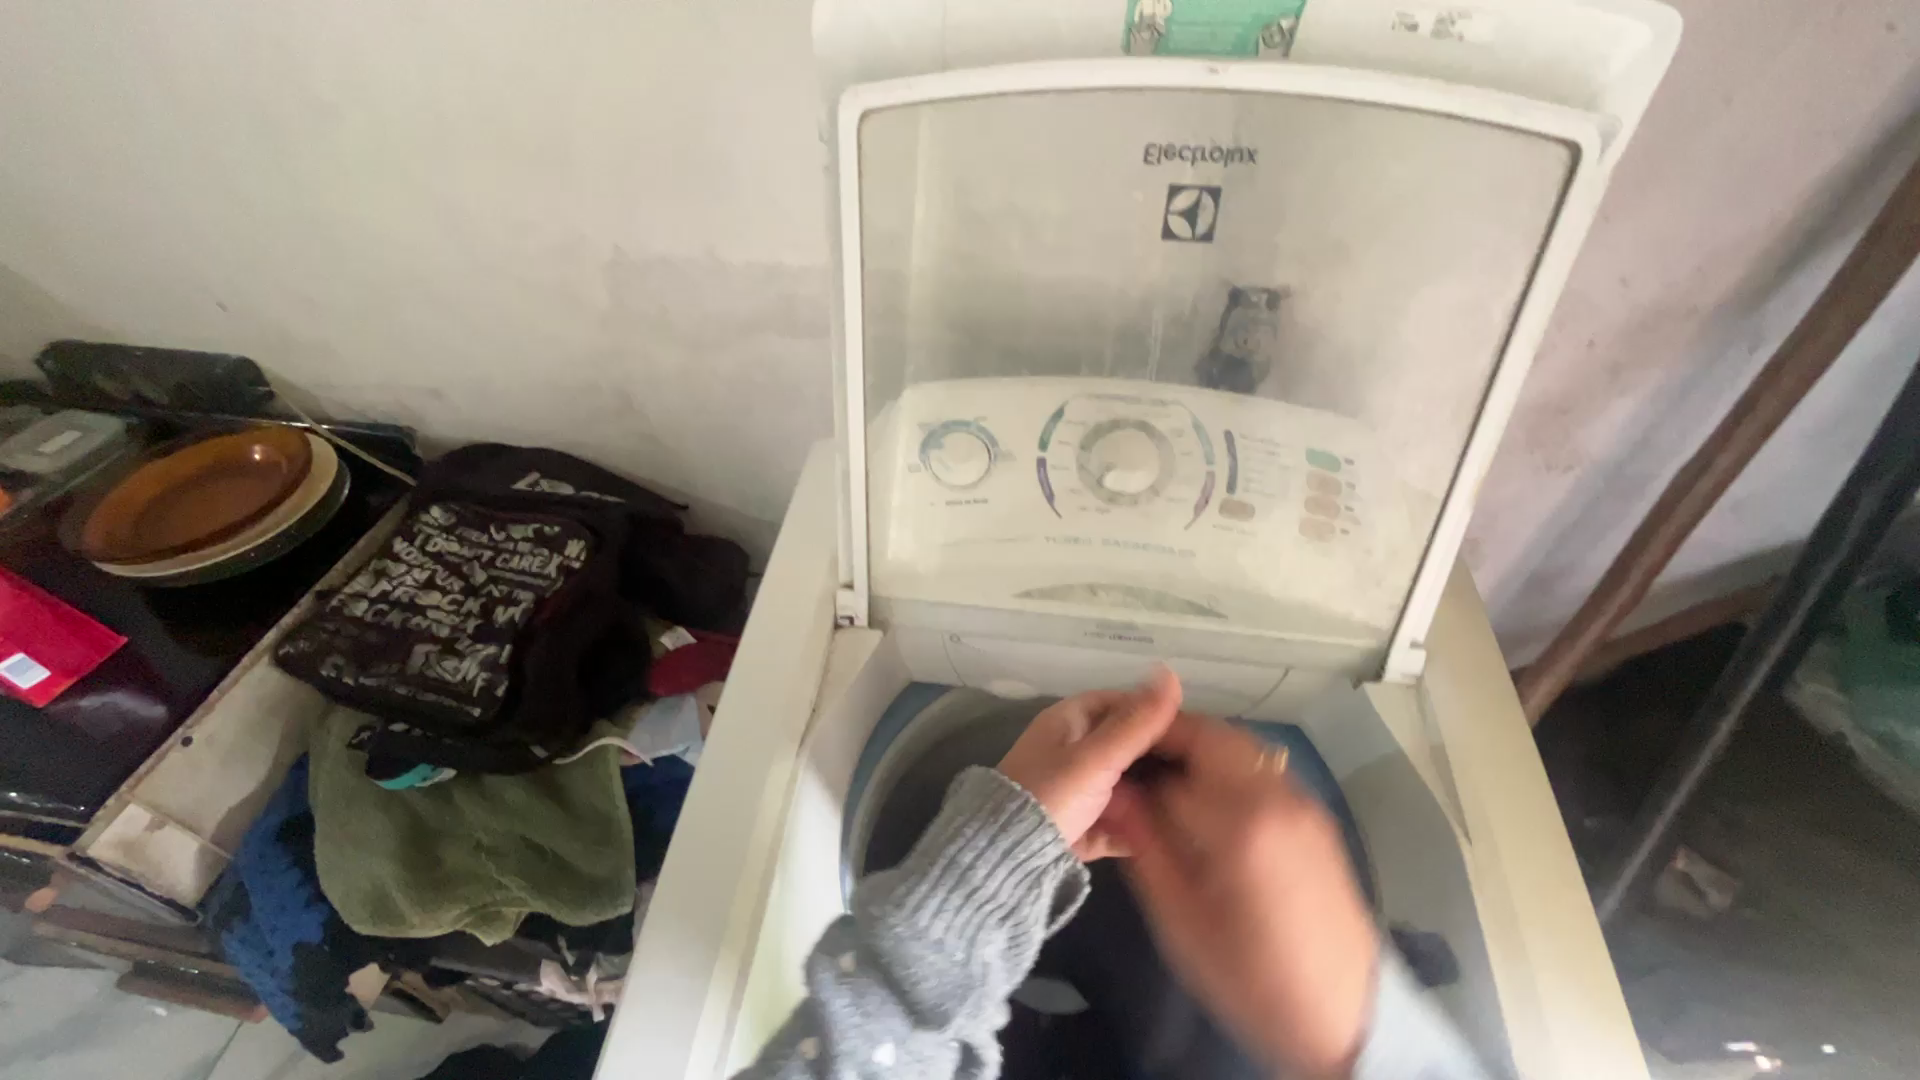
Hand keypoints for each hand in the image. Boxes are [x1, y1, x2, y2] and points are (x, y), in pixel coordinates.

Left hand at [996, 667, 1181, 860]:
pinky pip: (1117, 822)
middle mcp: (1070, 751)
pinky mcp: (1080, 827)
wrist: (1009, 857)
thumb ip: (1136, 722)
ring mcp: (1075, 791)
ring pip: (1124, 787)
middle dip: (1159, 760)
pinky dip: (1138, 828)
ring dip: (1152, 796)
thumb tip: (1170, 673)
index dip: (1155, 714)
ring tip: (1196, 807)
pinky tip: (1172, 838)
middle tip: (1202, 774)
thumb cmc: (1051, 794)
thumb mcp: (1096, 756)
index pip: (1120, 705)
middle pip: (1125, 748)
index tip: (1194, 731)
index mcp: (1068, 723)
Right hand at [1102, 712, 1377, 1078]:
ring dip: (1197, 746)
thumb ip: (1143, 844)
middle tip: (1130, 758)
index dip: (1133, 753)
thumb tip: (1110, 792)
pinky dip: (1225, 763)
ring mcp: (1302, 801)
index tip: (1105, 759)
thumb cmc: (1251, 977)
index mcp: (1240, 821)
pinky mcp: (1314, 815)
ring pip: (1238, 744)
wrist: (1347, 1016)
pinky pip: (1260, 766)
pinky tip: (1204, 797)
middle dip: (1166, 735)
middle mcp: (1276, 795)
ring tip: (1161, 775)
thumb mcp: (1179, 917)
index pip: (1172, 758)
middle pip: (1211, 733)